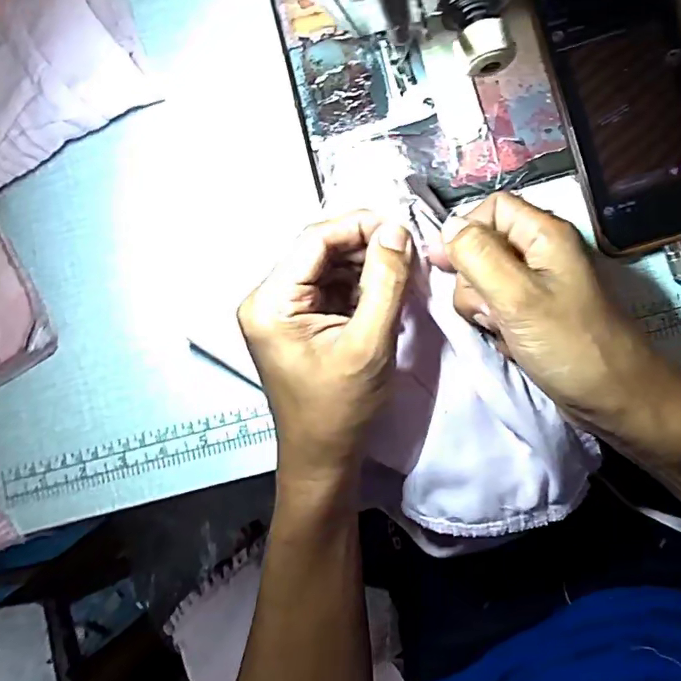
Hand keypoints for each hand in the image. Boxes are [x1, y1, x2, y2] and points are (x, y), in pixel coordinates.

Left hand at [239, 211, 411, 500]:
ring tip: (407, 265)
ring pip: (333, 264)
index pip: (314, 240)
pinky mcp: (306, 319)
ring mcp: (287, 309)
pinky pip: (337, 285)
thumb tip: (398, 230)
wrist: (325, 456)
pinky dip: (366, 281)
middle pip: (322, 248)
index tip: (402, 225)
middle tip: (410, 246)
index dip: (359, 225)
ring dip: (370, 261)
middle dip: (368, 243)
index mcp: (270, 302)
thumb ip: (385, 282)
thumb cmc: (341, 407)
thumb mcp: (370, 342)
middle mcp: (271, 298)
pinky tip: (392, 284)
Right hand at [440, 193, 680, 464]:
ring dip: (484, 308)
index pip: (493, 208)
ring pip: (487, 282)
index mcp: (546, 234)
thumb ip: (478, 255)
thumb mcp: (517, 296)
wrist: (616, 398)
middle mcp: (543, 253)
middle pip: (485, 246)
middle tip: (488, 310)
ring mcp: (541, 286)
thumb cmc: (570, 344)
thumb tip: (449, 225)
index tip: (446, 266)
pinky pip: (500, 309)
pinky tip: (510, 345)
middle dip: (474, 280)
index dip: (465, 230)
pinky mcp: (538, 315)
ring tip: (503, 331)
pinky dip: (497, 327)